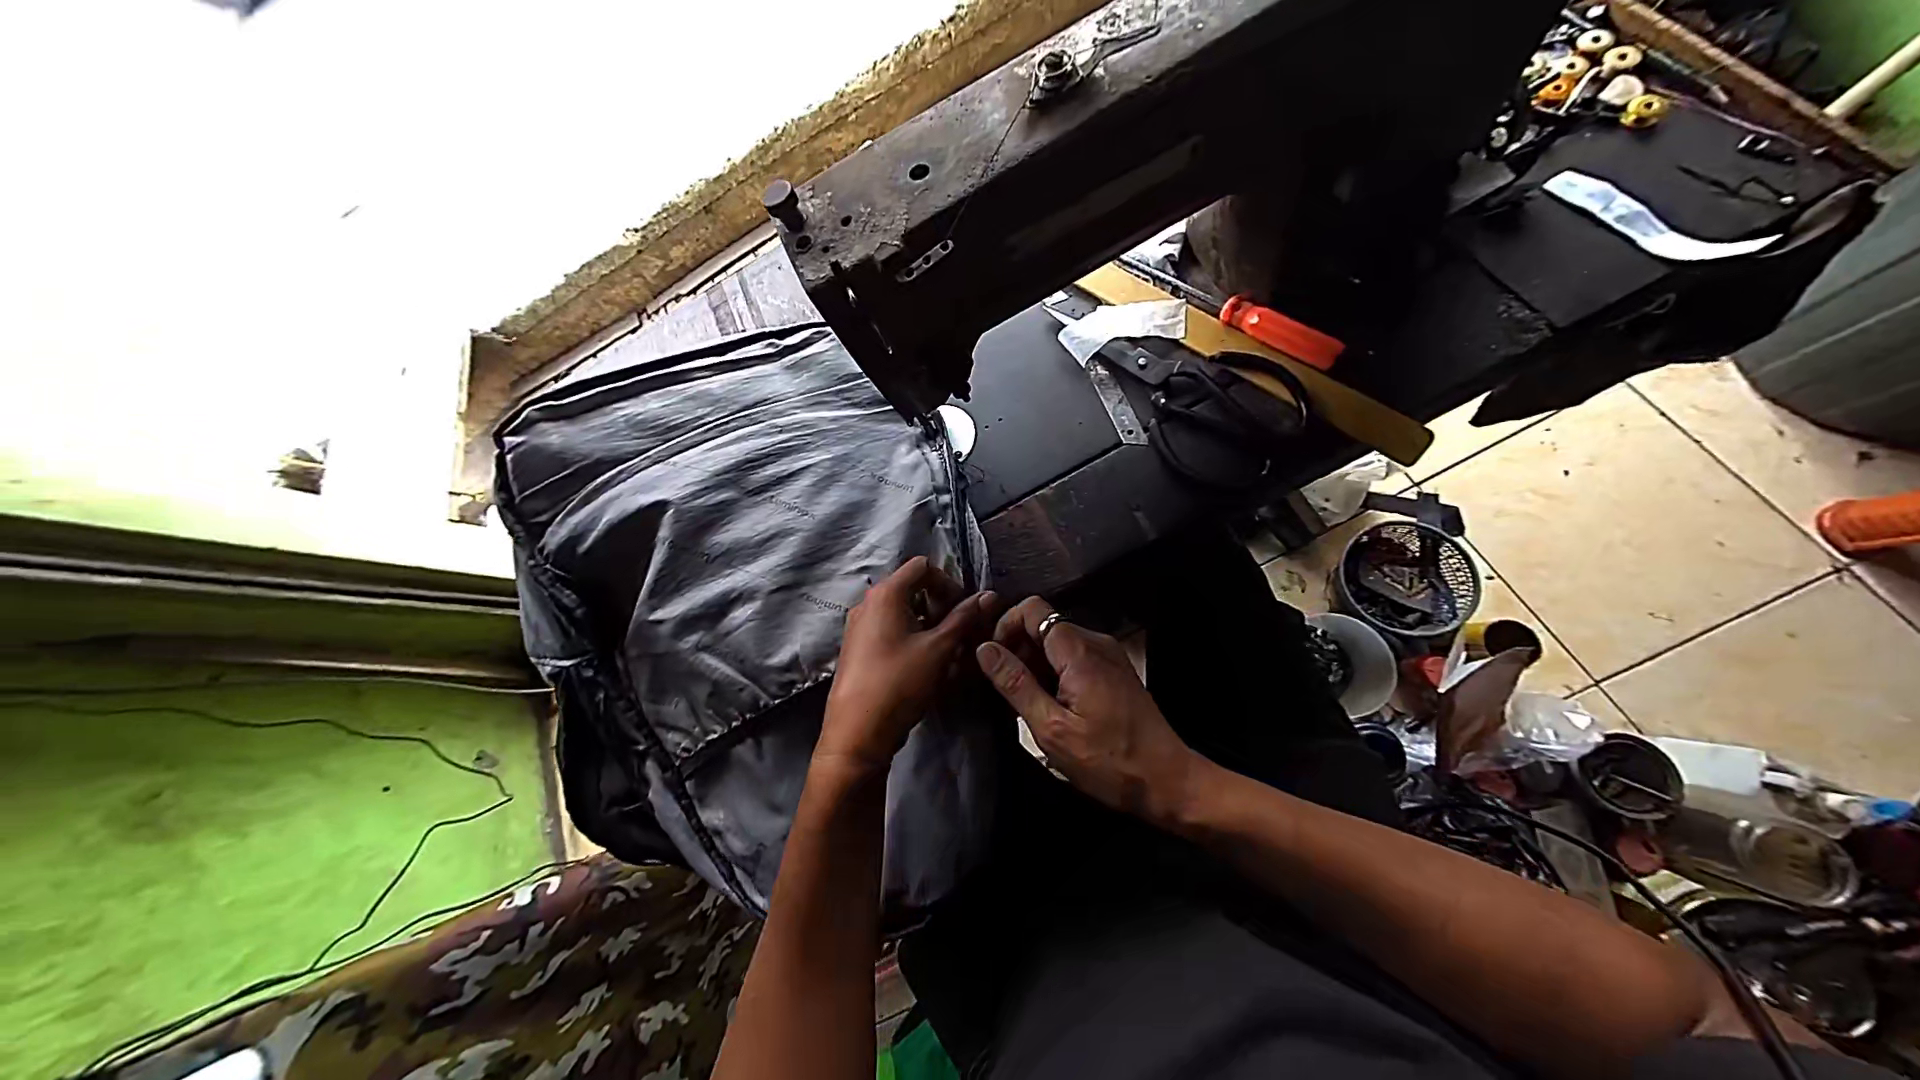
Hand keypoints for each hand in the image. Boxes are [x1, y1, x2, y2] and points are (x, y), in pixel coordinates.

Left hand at [817, 557, 998, 773]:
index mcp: (885, 594)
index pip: (923, 567)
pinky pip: (891, 632)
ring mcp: (859, 627)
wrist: (857, 733)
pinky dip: (913, 639)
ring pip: (903, 613)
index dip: (949, 583)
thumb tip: (989, 596)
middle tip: (959, 632)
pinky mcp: (858, 650)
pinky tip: (926, 665)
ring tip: (947, 652)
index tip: (964, 610)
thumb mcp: (939, 649)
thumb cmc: (899, 683)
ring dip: (930, 625)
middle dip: (941, 605)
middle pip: (912, 588)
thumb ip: (965, 618)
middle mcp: (867, 603)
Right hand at [975, 598, 1204, 823]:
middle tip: (1004, 689)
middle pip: (1045, 625)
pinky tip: (1048, 706)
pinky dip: (1054, 672)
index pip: (1033, 609)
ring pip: (1057, 642)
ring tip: (1023, 703)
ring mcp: (1109, 656)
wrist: (1167, 780)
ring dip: (1034, 664)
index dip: (1006, 626)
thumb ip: (1016, 684)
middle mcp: (1096, 643)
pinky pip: (1074, 657)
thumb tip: (984, 650)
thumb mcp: (1051, 728)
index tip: (993, 660)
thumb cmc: (1108, 761)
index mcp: (1080, 651)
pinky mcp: (1114, 671)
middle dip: (1017, 649)